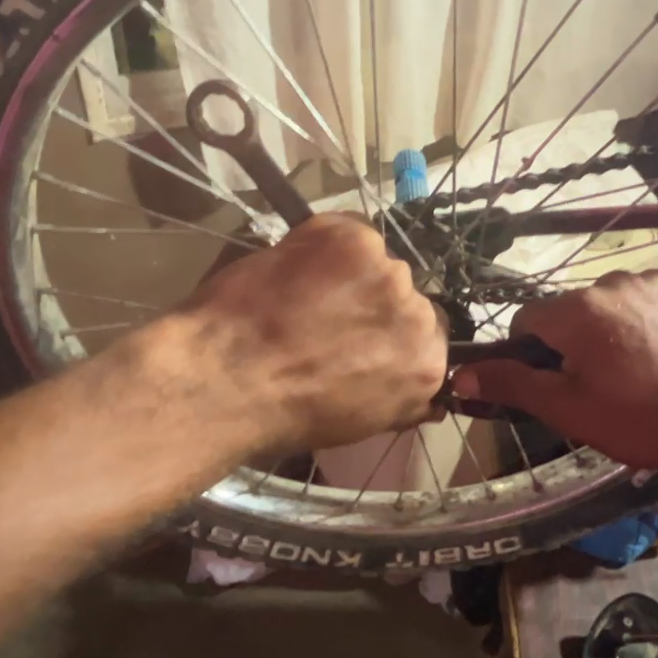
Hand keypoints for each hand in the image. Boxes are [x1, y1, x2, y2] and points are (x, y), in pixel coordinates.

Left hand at [180, 214, 446, 450]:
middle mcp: (418, 315)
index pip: (429, 332)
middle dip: (374, 301)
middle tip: (328, 315)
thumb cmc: (288, 416)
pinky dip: (321, 244)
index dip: (392, 330)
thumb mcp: (362, 425)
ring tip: (302, 291)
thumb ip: (404, 402)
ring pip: (374, 260)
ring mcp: (386, 271)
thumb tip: (426, 398)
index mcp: (427, 365)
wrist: (228, 379)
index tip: (363, 334)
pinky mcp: (351, 237)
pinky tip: (291, 267)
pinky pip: (346, 231)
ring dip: (348, 271)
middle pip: (404, 292)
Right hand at [450, 269, 657, 475]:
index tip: (556, 383)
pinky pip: (657, 295)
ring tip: (643, 371)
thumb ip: (512, 384)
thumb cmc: (640, 421)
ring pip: (616, 301)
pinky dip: (655, 316)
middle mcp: (612, 281)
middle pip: (575, 309)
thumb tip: (460, 373)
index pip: (530, 320)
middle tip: (604, 385)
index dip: (534, 354)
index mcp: (576, 310)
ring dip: (617, 326)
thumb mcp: (568, 410)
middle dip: (579, 340)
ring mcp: (657, 279)